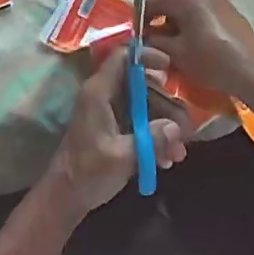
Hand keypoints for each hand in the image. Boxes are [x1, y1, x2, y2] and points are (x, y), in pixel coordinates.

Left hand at [42, 46, 189, 219]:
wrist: (66, 197)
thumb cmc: (88, 172)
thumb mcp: (121, 157)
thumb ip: (150, 140)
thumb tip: (176, 129)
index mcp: (99, 92)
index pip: (122, 58)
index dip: (145, 56)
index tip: (169, 67)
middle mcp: (105, 97)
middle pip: (141, 85)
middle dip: (166, 105)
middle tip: (186, 129)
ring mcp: (110, 113)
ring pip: (145, 106)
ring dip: (164, 127)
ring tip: (179, 153)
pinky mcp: (115, 129)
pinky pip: (141, 123)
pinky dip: (155, 138)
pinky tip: (167, 160)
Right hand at [145, 0, 253, 106]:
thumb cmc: (211, 61)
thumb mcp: (176, 53)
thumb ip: (154, 41)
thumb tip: (143, 38)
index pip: (154, 0)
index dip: (143, 18)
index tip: (139, 36)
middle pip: (173, 4)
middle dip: (162, 23)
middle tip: (157, 46)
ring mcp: (221, 2)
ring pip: (190, 10)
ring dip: (179, 26)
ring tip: (178, 49)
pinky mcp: (232, 13)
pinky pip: (206, 15)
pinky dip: (196, 27)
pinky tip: (199, 47)